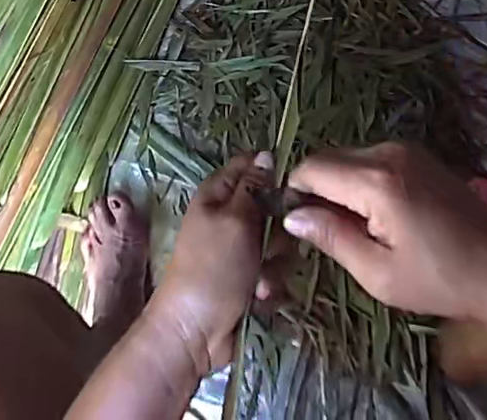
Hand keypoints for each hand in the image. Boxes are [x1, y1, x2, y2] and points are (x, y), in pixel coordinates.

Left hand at [145, 151, 275, 373]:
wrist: (194, 332)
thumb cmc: (212, 267)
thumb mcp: (235, 220)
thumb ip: (255, 187)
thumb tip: (267, 153)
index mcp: (219, 193)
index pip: (252, 165)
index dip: (274, 173)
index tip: (291, 190)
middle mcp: (231, 215)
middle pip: (274, 207)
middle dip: (279, 231)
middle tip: (269, 246)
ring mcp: (241, 248)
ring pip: (280, 243)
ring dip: (275, 265)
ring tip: (259, 282)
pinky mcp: (251, 277)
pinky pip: (277, 271)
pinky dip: (271, 286)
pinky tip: (259, 299)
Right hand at [282, 142, 486, 321]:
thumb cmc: (440, 279)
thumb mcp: (378, 273)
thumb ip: (331, 238)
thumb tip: (292, 217)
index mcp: (376, 181)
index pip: (314, 168)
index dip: (295, 190)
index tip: (294, 219)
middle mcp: (387, 153)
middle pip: (329, 157)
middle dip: (316, 187)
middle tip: (321, 228)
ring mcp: (405, 149)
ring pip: (349, 156)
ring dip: (339, 183)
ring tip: (352, 224)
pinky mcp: (417, 154)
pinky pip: (371, 158)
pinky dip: (360, 179)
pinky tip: (376, 213)